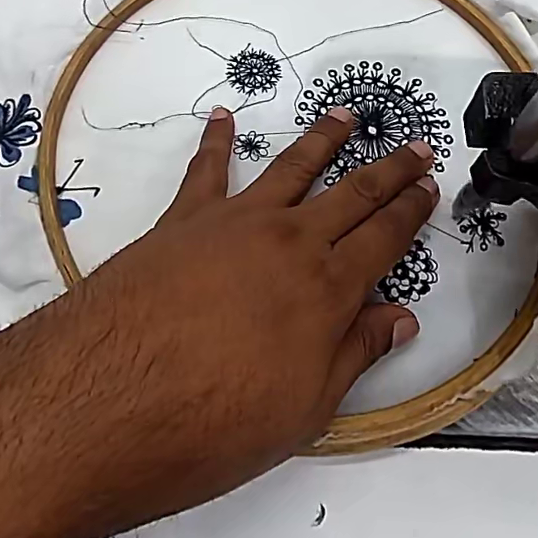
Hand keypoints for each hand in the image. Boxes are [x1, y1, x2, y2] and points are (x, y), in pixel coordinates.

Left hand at [9, 105, 435, 537]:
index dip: (410, 211)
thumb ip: (355, 353)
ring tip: (345, 115)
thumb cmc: (215, 422)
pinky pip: (206, 169)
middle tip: (414, 148)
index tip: (428, 187)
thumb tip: (401, 317)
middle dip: (389, 169)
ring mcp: (235, 222)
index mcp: (326, 288)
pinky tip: (223, 117)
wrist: (109, 399)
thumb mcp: (303, 408)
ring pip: (292, 167)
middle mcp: (290, 241)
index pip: (385, 238)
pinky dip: (215, 140)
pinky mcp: (183, 218)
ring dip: (323, 139)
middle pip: (353, 194)